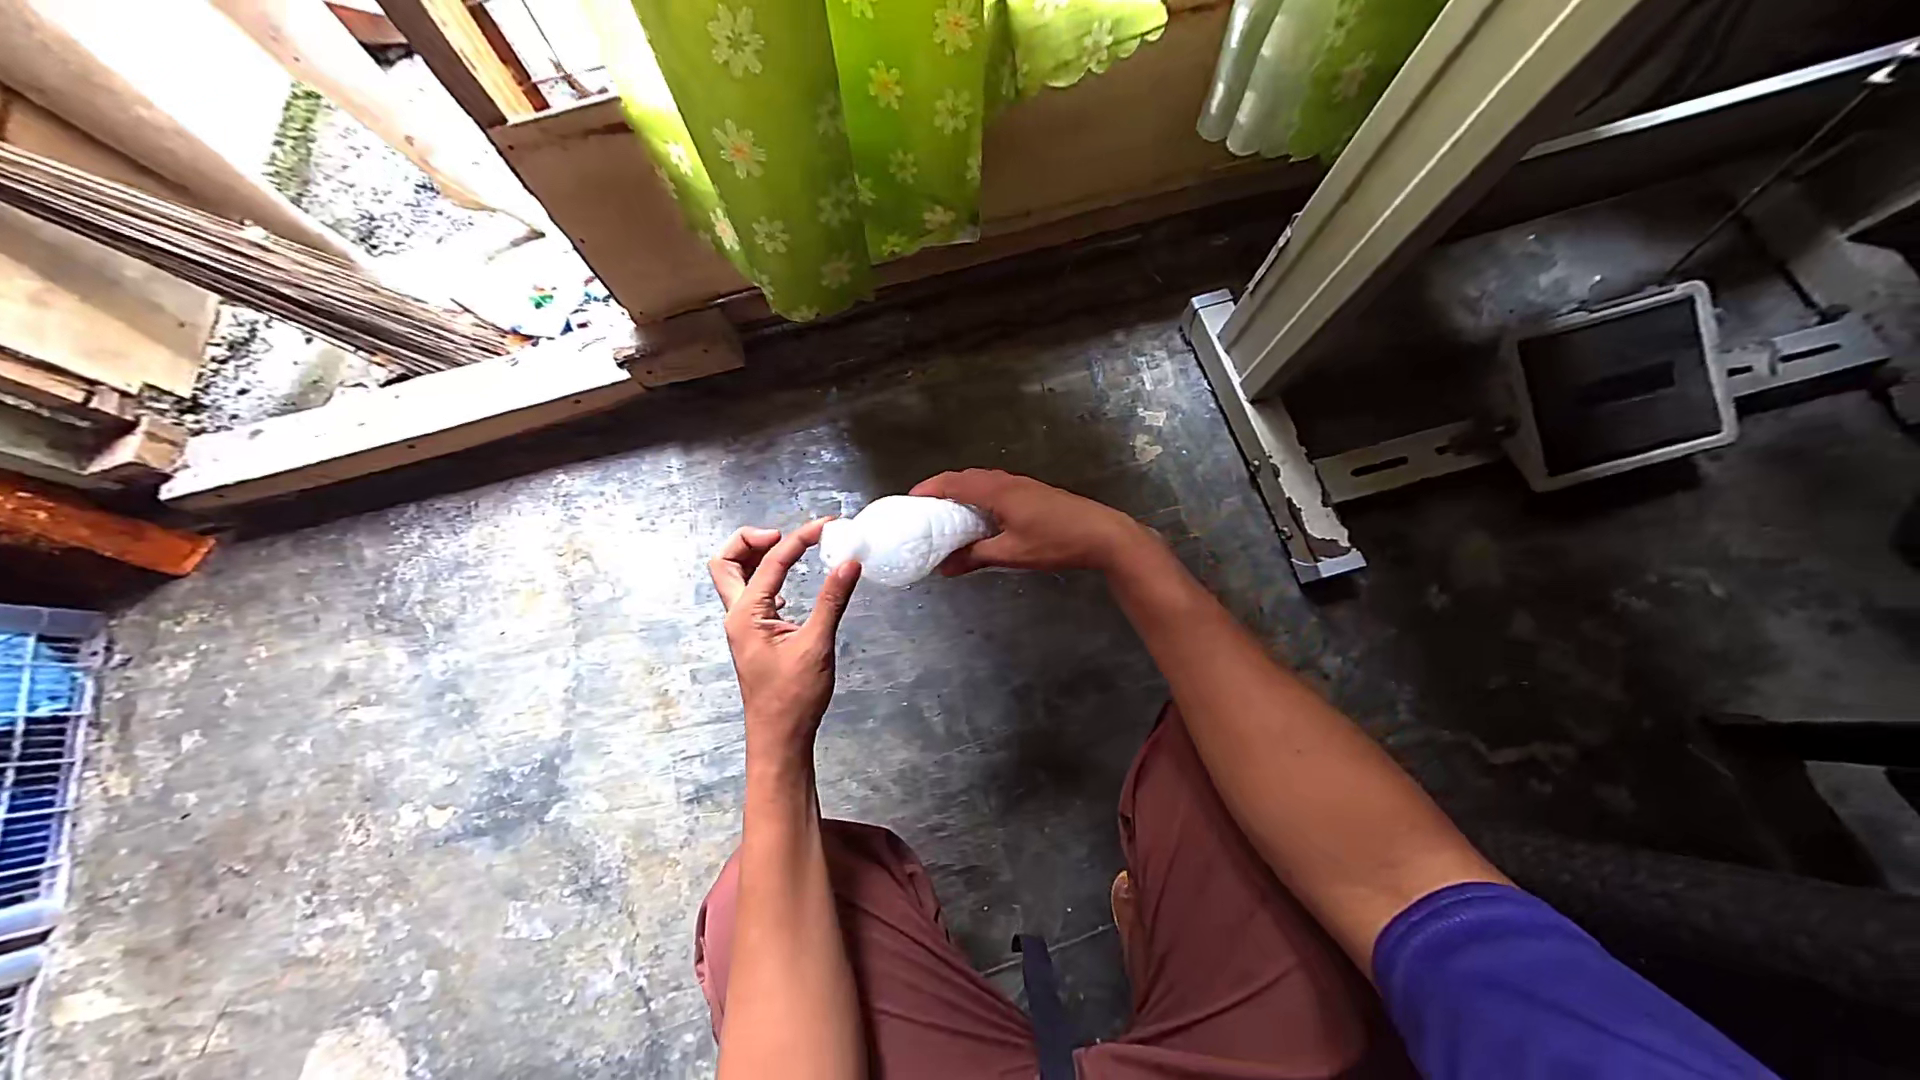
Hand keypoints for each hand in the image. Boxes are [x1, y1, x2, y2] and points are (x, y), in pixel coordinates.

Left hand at [708, 519, 860, 761]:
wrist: (779, 736)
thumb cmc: (793, 698)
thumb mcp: (817, 644)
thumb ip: (832, 600)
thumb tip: (848, 563)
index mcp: (746, 615)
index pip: (771, 562)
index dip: (799, 539)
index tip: (826, 527)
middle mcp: (737, 616)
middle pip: (727, 561)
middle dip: (752, 540)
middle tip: (786, 535)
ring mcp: (743, 626)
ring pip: (736, 577)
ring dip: (758, 556)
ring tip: (791, 549)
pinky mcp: (754, 635)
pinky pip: (752, 594)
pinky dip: (767, 578)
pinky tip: (790, 584)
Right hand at [909, 469, 1152, 574]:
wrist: (1103, 534)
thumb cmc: (1055, 542)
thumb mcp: (1010, 554)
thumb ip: (974, 558)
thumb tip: (944, 568)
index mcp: (997, 492)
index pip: (954, 483)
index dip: (929, 489)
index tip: (909, 501)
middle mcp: (1008, 482)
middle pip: (967, 478)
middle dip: (942, 489)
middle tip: (924, 508)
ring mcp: (1023, 485)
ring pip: (983, 482)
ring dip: (963, 492)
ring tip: (948, 513)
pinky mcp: (1035, 493)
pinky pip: (997, 488)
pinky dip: (980, 497)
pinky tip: (982, 517)